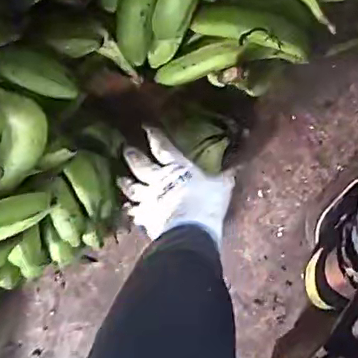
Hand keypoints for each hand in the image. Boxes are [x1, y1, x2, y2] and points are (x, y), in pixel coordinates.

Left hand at [119, 127, 235, 243]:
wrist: (189, 230)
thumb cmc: (206, 203)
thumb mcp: (222, 186)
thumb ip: (226, 176)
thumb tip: (237, 166)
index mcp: (177, 167)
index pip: (162, 147)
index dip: (154, 136)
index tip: (146, 126)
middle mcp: (158, 179)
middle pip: (141, 165)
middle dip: (133, 155)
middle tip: (125, 148)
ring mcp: (149, 199)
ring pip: (133, 188)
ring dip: (126, 183)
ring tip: (120, 178)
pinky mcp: (145, 217)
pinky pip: (135, 212)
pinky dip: (131, 210)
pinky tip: (128, 209)